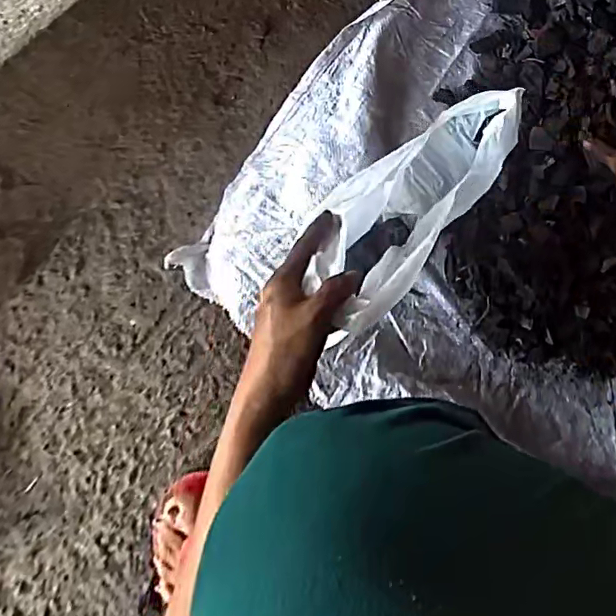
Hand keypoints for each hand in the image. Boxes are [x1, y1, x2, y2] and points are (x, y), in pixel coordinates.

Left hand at [239, 213, 361, 411]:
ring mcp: (277, 313)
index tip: (331, 216)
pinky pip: (306, 304)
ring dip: (321, 275)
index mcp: (280, 284)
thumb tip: (352, 274)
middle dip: (318, 250)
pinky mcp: (282, 332)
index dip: (318, 232)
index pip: (302, 249)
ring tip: (340, 268)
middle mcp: (275, 293)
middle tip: (338, 237)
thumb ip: (334, 292)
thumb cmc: (286, 354)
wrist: (263, 399)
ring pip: (303, 285)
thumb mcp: (314, 318)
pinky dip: (321, 297)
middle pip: (300, 265)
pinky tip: (333, 305)